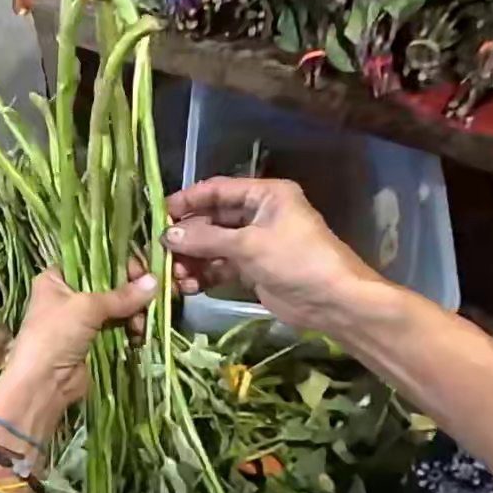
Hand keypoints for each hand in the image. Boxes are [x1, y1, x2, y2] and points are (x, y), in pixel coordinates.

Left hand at [1, 268, 156, 406]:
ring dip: (133, 312)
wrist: (43, 384)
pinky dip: (130, 328)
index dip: (118, 262)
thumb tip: (155, 281)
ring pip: (115, 306)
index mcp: (55, 278)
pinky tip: (138, 334)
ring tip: (140, 323)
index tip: (141, 269)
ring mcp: (80, 319)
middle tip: (150, 296)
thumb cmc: (55, 335)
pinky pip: (117, 326)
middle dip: (130, 290)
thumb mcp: (86, 308)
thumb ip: (121, 295)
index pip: (92, 259)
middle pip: (108, 283)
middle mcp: (67, 294)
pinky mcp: (92, 339)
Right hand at [164, 177, 391, 334]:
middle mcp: (257, 214)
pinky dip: (203, 274)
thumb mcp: (249, 245)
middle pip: (211, 219)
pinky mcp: (251, 268)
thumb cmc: (296, 260)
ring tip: (175, 276)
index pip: (216, 190)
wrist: (333, 302)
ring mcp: (253, 242)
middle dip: (186, 237)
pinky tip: (188, 287)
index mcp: (264, 195)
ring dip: (191, 259)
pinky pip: (219, 266)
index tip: (159, 215)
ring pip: (212, 245)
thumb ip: (205, 238)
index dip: (187, 201)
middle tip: (161, 253)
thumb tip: (166, 235)